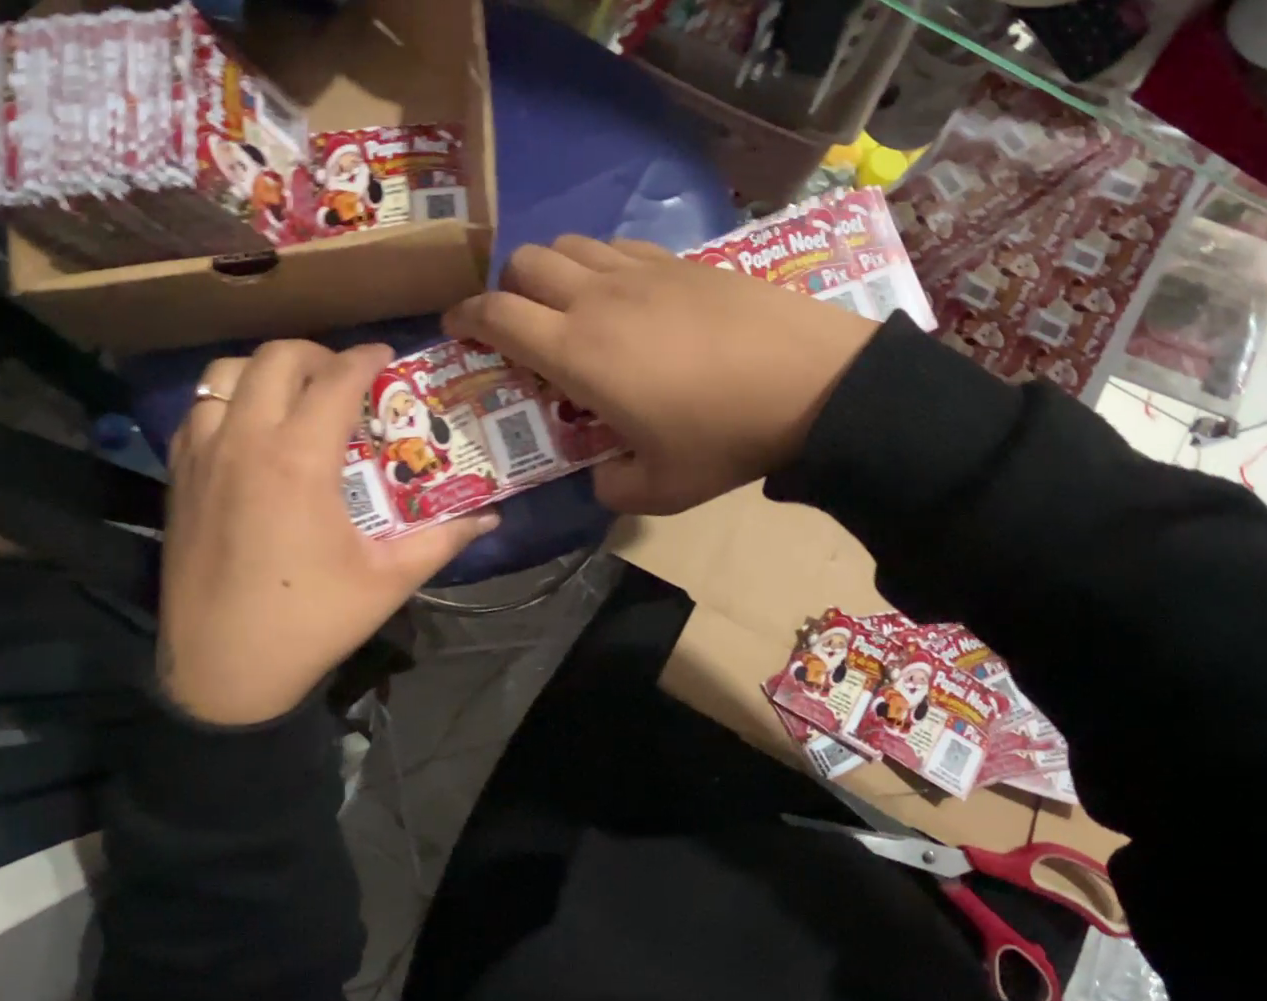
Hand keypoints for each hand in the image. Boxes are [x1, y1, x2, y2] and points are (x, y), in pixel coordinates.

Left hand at [160, 341, 497, 724]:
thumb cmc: (312, 621)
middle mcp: (245, 440)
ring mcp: (202, 456)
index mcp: (300, 458)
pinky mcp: (178, 478)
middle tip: (346, 379)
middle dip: (317, 355)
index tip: (387, 357)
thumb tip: (490, 517)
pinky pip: (198, 413)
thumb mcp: (389, 580)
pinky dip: (228, 403)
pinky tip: (251, 435)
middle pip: (276, 358)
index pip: (336, 378)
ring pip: (225, 376)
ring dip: (265, 373)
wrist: (223, 669)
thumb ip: (443, 539)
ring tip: (294, 398)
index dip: (367, 358)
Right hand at [442, 235, 879, 515]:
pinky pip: (617, 245)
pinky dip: (599, 262)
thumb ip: (612, 487)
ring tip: (569, 306)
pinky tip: (624, 294)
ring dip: (551, 270)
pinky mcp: (681, 260)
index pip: (496, 315)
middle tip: (518, 326)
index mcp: (576, 352)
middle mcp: (596, 299)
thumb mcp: (661, 489)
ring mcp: (641, 271)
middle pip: (524, 264)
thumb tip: (601, 475)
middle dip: (505, 290)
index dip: (464, 318)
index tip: (455, 330)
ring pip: (570, 244)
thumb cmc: (724, 438)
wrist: (811, 383)